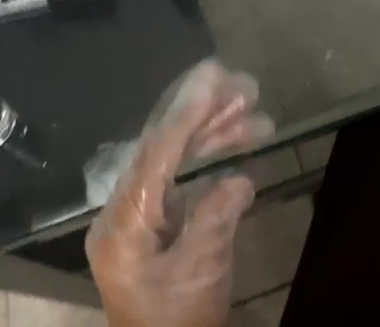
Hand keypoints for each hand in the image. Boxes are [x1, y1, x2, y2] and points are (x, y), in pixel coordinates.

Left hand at [87, 61, 273, 326]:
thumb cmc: (177, 323)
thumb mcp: (200, 273)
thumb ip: (216, 218)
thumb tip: (239, 179)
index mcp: (124, 220)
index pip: (157, 152)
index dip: (187, 112)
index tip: (213, 77)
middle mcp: (126, 209)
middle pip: (166, 147)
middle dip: (206, 114)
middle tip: (244, 84)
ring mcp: (140, 217)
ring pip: (177, 160)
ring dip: (215, 134)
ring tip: (256, 110)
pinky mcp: (155, 225)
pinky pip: (181, 180)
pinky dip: (211, 162)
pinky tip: (241, 149)